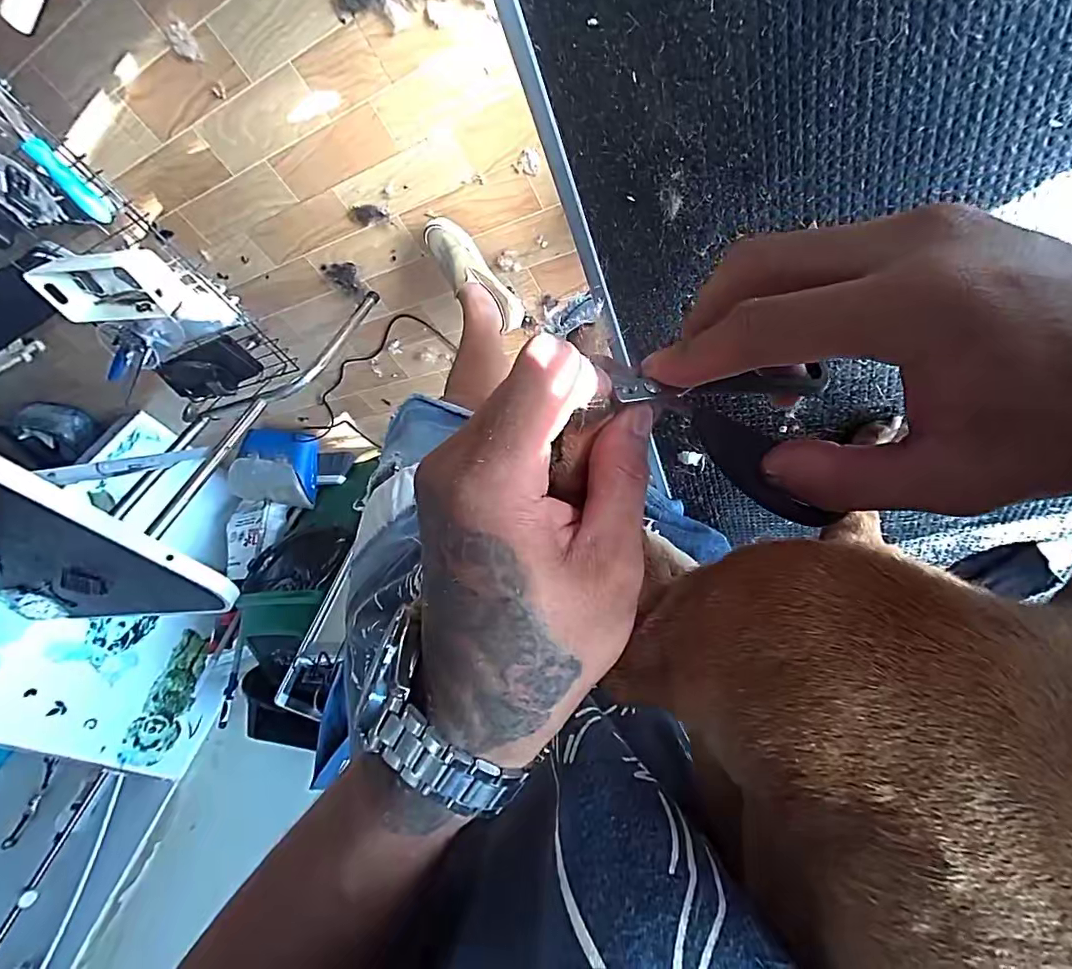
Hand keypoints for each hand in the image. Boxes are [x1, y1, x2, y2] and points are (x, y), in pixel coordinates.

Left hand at [414, 333, 652, 767]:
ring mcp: (439, 467)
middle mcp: (451, 459)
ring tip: (573, 501)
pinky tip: (547, 502)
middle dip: (576, 409)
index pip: (537, 372)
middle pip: (527, 383)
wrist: (480, 698)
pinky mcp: (441, 478)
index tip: (619, 414)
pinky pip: (498, 430)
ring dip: (557, 433)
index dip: (589, 378)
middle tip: (603, 471)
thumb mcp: (611, 563)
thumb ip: (620, 472)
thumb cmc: (554, 643)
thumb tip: (632, 408)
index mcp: (490, 479)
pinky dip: (533, 448)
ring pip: (514, 404)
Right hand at [642, 204, 1071, 515]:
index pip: (769, 319)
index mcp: (913, 306)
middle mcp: (911, 241)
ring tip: (740, 353)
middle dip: (709, 307)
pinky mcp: (945, 221)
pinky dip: (797, 284)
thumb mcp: (958, 476)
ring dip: (752, 293)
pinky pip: (838, 246)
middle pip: (766, 256)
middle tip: (689, 360)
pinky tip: (807, 332)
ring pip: (798, 243)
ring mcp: (930, 220)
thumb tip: (772, 459)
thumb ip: (847, 473)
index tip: (659, 372)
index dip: (703, 349)